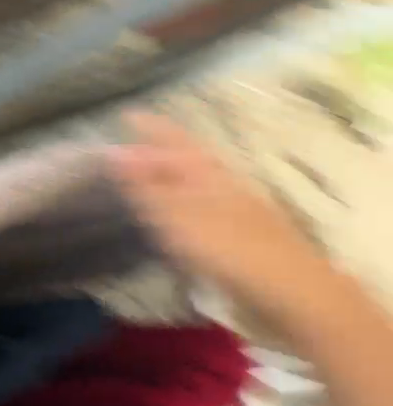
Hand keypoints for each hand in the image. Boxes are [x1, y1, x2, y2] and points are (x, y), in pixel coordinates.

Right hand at [108, 111, 336, 325]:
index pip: (175, 142)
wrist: (291, 290)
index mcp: (207, 174)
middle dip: (156, 152)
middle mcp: (223, 184)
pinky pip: (198, 204)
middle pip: (186, 160)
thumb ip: (142, 184)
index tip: (126, 114)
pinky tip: (167, 211)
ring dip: (166, 178)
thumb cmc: (226, 247)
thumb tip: (113, 151)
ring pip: (193, 183)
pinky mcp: (236, 232)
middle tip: (124, 149)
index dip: (151, 128)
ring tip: (139, 178)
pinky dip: (177, 200)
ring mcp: (234, 208)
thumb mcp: (174, 214)